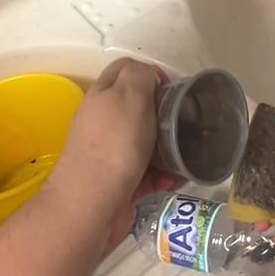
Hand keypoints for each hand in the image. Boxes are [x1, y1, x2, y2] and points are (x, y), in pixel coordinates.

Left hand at [45, 58, 179, 245]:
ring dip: (168, 150)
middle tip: (182, 123)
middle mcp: (103, 122)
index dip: (149, 73)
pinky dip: (162, 176)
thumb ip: (140, 75)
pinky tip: (170, 181)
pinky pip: (147, 172)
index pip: (125, 70)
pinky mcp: (119, 181)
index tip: (171, 90)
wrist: (92, 205)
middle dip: (164, 115)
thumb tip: (149, 77)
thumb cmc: (115, 145)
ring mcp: (110, 153)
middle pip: (138, 108)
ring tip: (182, 158)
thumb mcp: (130, 95)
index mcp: (103, 96)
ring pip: (147, 142)